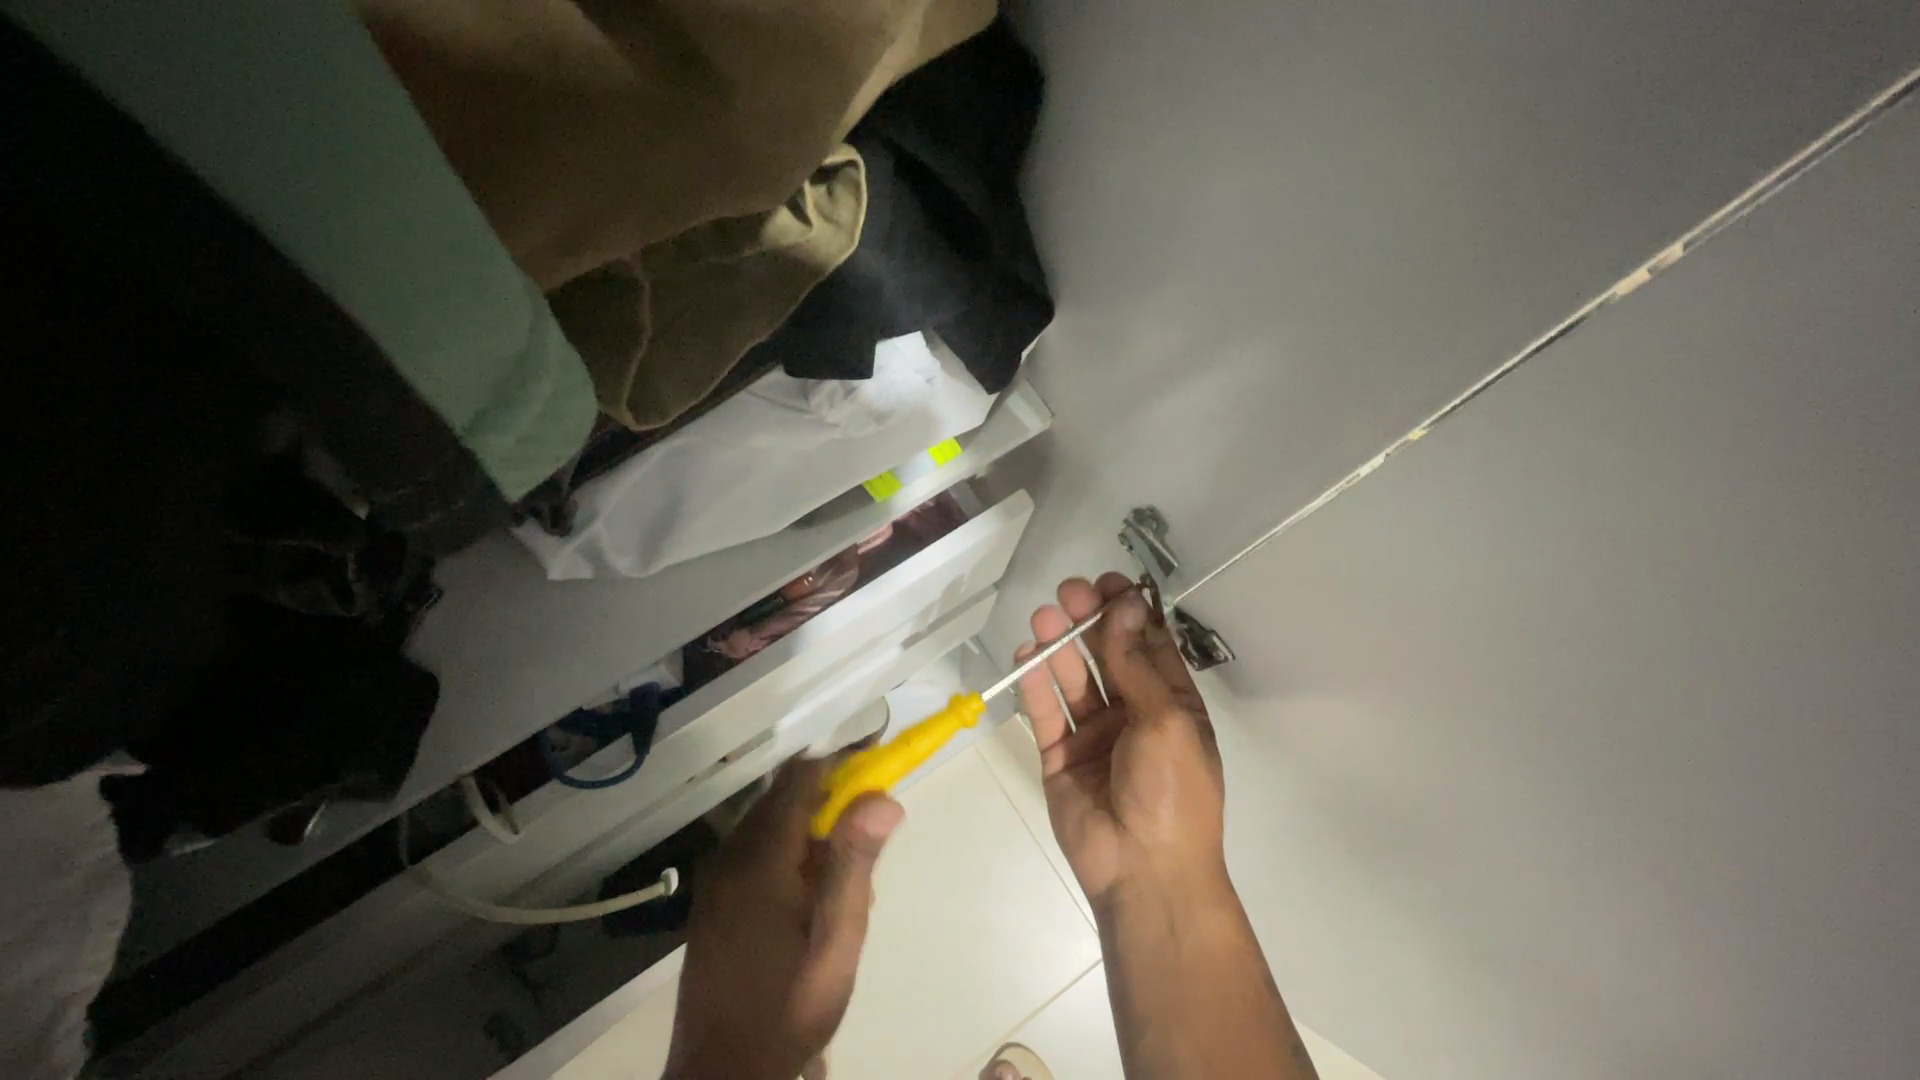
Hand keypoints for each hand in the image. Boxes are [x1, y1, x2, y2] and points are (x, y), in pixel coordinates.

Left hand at [665, 759, 903, 1079]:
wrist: (723, 1073)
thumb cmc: (790, 1010)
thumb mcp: (836, 944)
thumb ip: (854, 867)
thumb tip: (882, 797)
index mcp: (759, 861)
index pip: (801, 780)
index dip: (842, 763)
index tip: (880, 765)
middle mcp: (730, 856)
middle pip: (785, 797)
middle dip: (832, 800)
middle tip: (868, 839)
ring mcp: (716, 876)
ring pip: (772, 821)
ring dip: (812, 828)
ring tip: (843, 882)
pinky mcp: (712, 896)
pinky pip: (757, 848)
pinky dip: (791, 850)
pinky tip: (810, 898)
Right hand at [1014, 573, 1226, 907]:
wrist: (1145, 870)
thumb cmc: (1172, 790)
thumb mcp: (1165, 720)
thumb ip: (1135, 663)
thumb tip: (1125, 605)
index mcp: (1171, 705)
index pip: (1148, 646)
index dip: (1129, 613)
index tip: (1109, 582)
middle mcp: (1133, 714)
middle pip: (1107, 657)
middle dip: (1089, 623)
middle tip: (1068, 592)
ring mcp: (1095, 736)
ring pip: (1073, 681)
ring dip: (1059, 647)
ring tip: (1042, 617)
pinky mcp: (1061, 756)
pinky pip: (1046, 713)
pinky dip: (1035, 685)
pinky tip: (1026, 656)